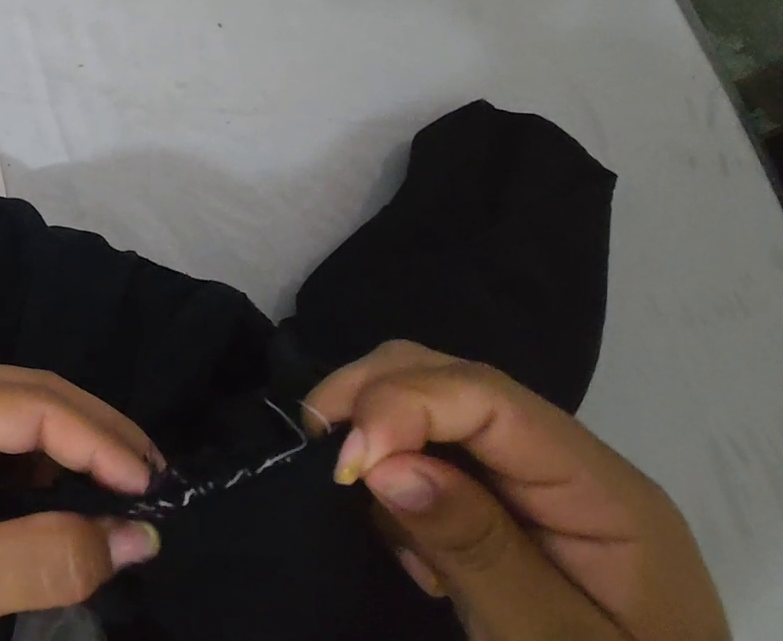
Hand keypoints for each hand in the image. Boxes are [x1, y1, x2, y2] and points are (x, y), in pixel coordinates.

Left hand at [0, 366, 165, 640]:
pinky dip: (28, 462)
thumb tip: (142, 537)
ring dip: (62, 443)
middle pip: (21, 393)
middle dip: (88, 429)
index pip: (32, 403)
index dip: (99, 438)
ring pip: (4, 413)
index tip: (156, 484)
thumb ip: (55, 557)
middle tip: (150, 476)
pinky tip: (54, 492)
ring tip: (115, 483)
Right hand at [306, 341, 727, 639]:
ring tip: (371, 511)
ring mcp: (525, 472)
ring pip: (419, 394)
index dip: (399, 407)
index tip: (345, 469)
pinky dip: (381, 470)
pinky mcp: (490, 492)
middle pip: (444, 375)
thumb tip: (385, 464)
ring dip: (369, 434)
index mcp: (602, 491)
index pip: (486, 396)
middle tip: (325, 464)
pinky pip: (414, 441)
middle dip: (367, 399)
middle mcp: (562, 459)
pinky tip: (402, 539)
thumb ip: (479, 552)